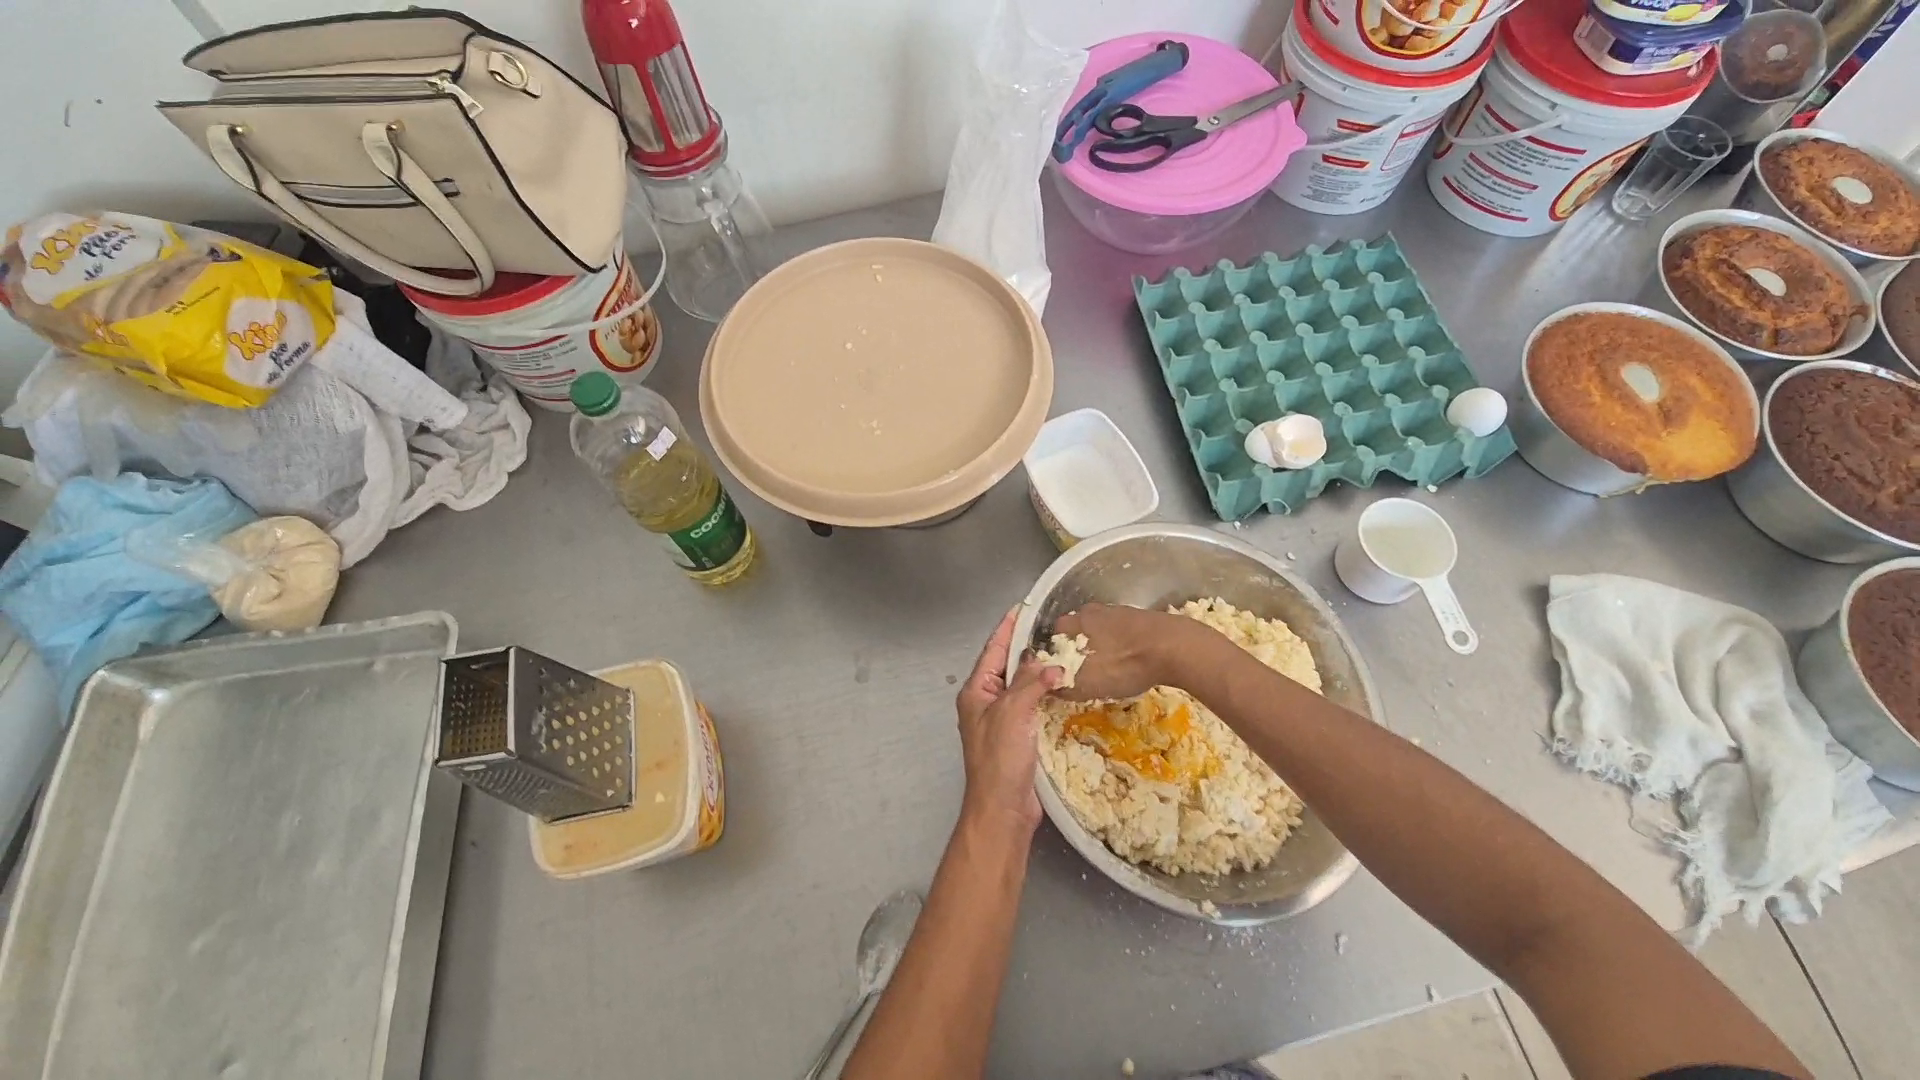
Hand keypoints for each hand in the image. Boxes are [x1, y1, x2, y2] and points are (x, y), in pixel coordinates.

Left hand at [955, 607, 1061, 832]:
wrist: (1002, 808)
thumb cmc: (999, 759)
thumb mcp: (1012, 713)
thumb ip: (1031, 683)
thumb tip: (1052, 664)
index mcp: (976, 692)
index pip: (993, 650)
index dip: (1008, 628)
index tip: (1022, 608)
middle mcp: (986, 702)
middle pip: (1008, 666)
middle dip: (1028, 647)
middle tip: (1051, 628)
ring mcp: (1002, 720)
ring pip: (1022, 686)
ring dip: (1040, 671)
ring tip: (1062, 652)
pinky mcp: (1018, 737)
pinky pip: (1033, 706)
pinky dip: (1047, 694)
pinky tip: (1064, 688)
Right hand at [1050, 603, 1213, 701]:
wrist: (1173, 648)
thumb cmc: (1122, 665)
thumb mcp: (1084, 685)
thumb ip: (1061, 686)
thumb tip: (1050, 687)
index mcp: (1073, 622)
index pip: (1053, 637)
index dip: (1055, 657)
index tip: (1062, 674)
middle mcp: (1092, 610)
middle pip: (1078, 632)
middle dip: (1079, 651)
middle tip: (1086, 675)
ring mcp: (1120, 611)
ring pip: (1102, 632)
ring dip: (1103, 649)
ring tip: (1112, 671)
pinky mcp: (1142, 618)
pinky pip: (1124, 634)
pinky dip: (1124, 647)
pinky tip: (1133, 663)